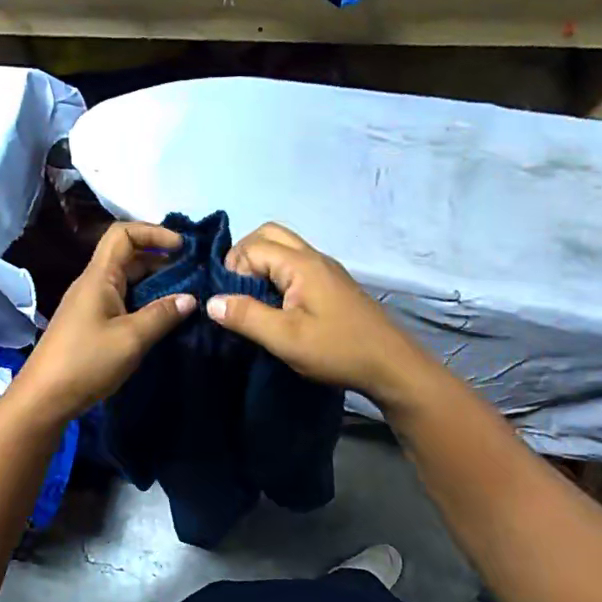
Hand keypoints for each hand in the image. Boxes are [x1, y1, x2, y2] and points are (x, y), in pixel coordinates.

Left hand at [6, 222, 196, 422]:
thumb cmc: (86, 362)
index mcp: (98, 277)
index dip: (154, 232)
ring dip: (155, 284)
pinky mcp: (90, 325)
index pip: (123, 234)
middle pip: (127, 256)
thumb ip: (163, 315)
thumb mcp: (131, 338)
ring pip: (126, 282)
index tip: (183, 247)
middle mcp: (92, 284)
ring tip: (185, 297)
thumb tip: (191, 298)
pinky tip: (163, 320)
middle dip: (161, 260)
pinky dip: (144, 304)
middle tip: (194, 275)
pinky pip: (121, 303)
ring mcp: (90, 305)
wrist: (45, 398)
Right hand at [206, 223, 422, 400]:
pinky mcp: (330, 284)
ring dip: (260, 264)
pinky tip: (273, 304)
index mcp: (302, 264)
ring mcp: (325, 269)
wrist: (391, 366)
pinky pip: (294, 263)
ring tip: (251, 299)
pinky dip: (275, 273)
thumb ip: (246, 316)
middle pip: (268, 235)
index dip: (232, 269)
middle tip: (236, 290)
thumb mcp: (285, 338)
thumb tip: (210, 301)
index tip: (230, 301)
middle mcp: (313, 257)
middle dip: (243, 256)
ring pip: (283, 247)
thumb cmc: (337, 350)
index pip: (252, 247)